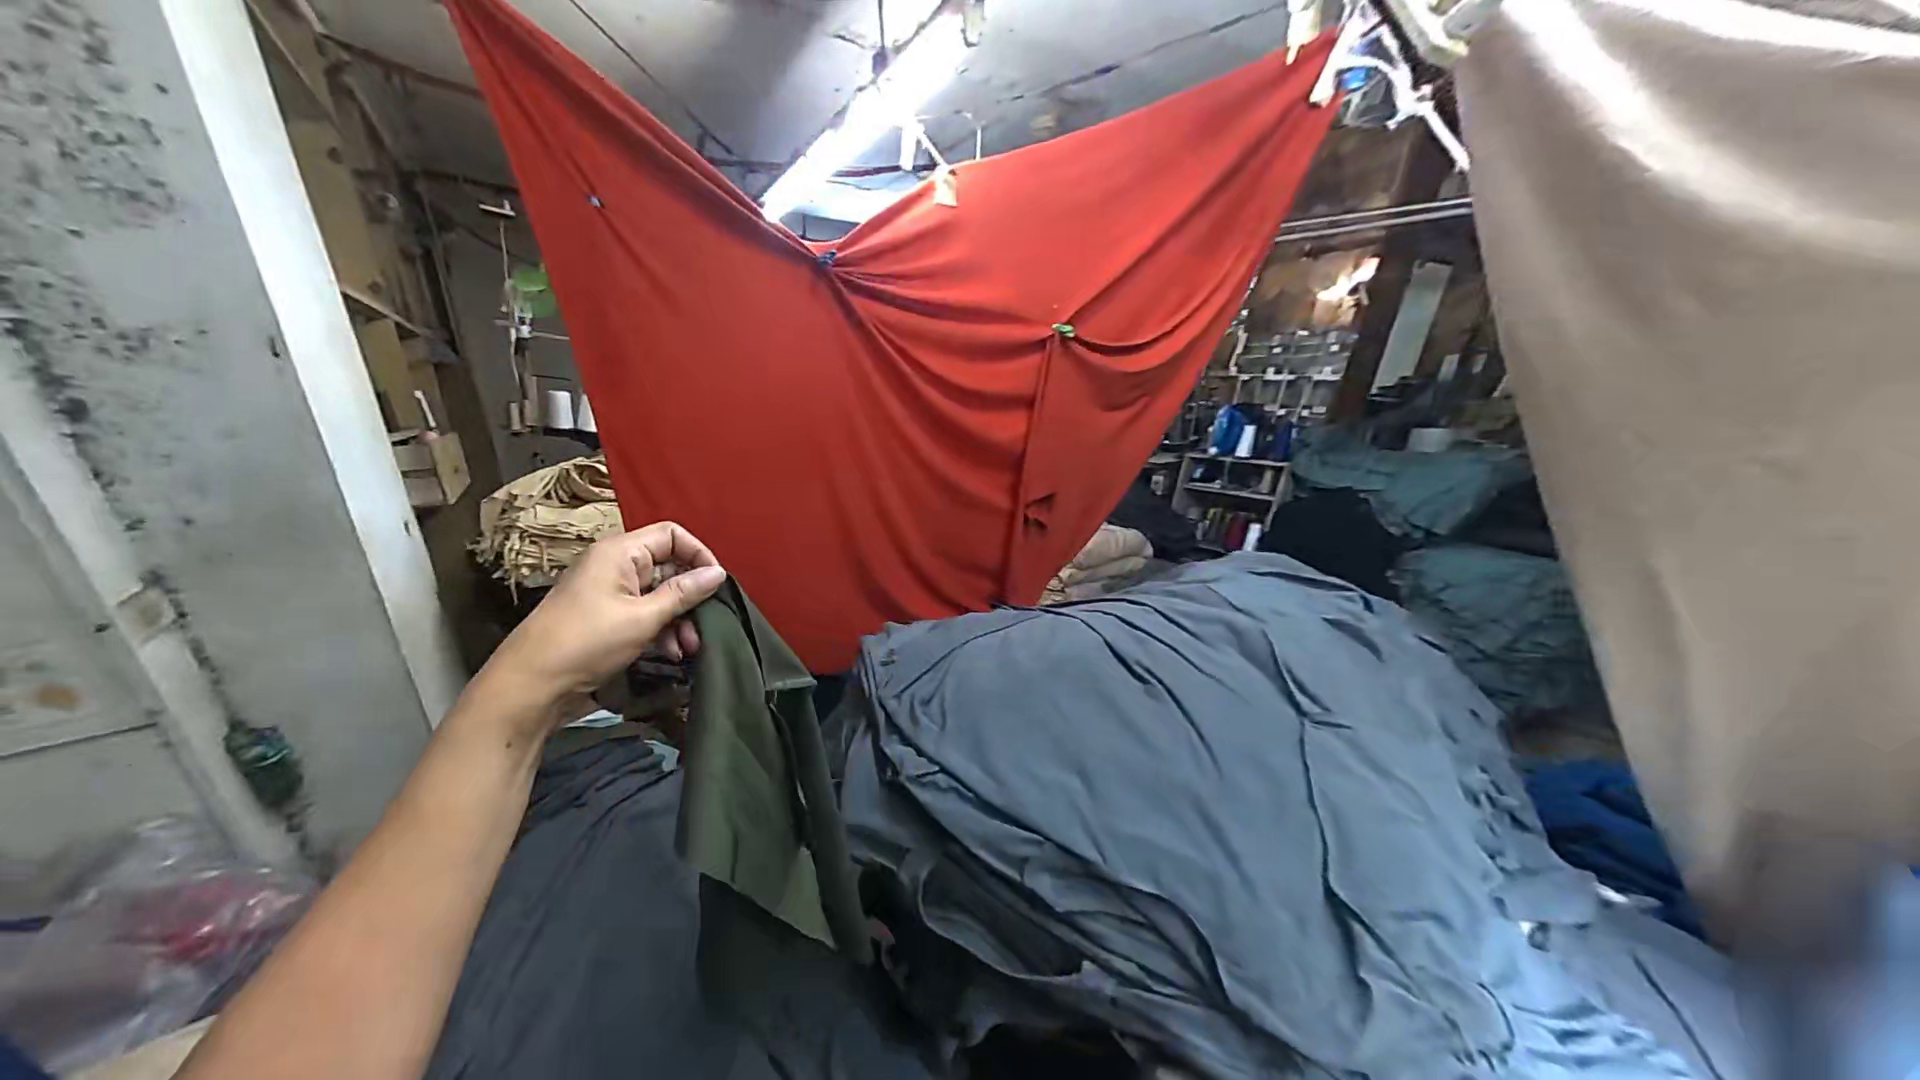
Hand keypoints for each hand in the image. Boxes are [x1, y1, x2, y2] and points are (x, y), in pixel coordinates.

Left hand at [473, 523, 726, 733]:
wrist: (531, 686)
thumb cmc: (587, 642)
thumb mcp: (644, 617)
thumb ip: (684, 593)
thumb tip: (718, 574)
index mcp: (620, 553)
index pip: (672, 535)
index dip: (698, 555)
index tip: (716, 584)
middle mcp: (615, 565)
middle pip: (669, 566)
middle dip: (691, 595)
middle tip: (706, 624)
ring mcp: (610, 592)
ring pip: (660, 594)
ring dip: (679, 618)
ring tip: (688, 647)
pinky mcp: (607, 617)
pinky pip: (645, 613)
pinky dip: (662, 629)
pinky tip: (670, 653)